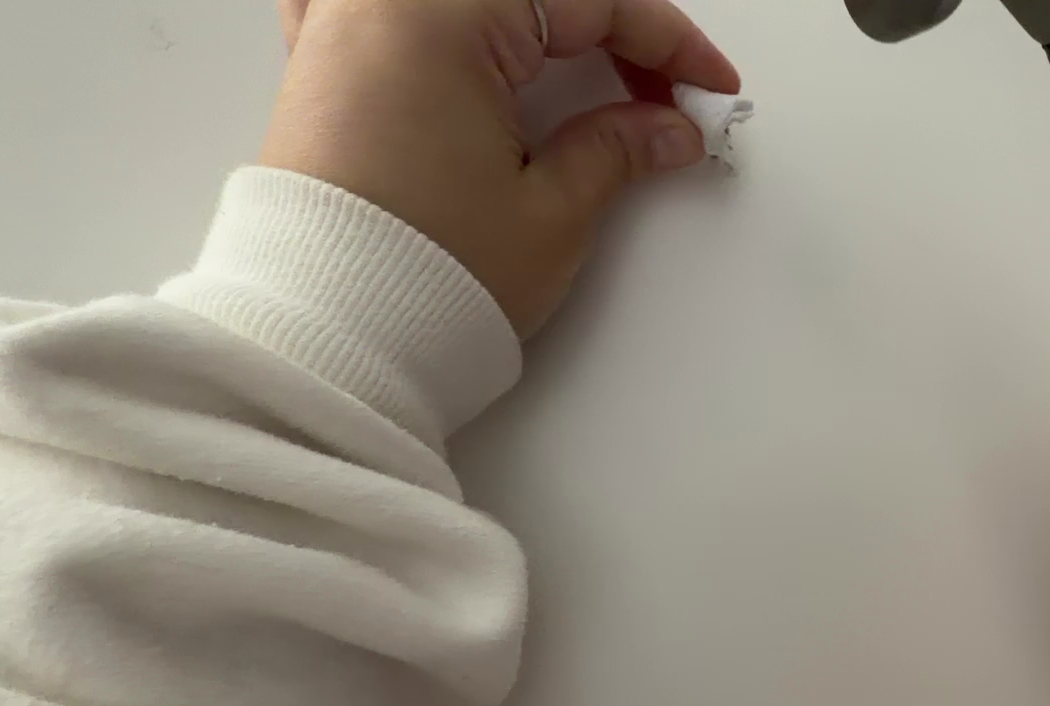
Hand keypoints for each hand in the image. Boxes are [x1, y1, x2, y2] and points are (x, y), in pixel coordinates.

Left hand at [264, 0, 739, 335]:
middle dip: (619, 31)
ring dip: (557, 28)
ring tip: (605, 82)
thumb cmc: (433, 272)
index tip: (714, 84)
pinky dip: (474, 30)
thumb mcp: (552, 212)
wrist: (336, 328)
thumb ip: (618, 150)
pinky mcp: (335, 64)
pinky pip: (413, 11)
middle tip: (671, 95)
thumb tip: (672, 130)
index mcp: (439, 14)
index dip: (667, 38)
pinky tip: (494, 57)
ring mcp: (346, 22)